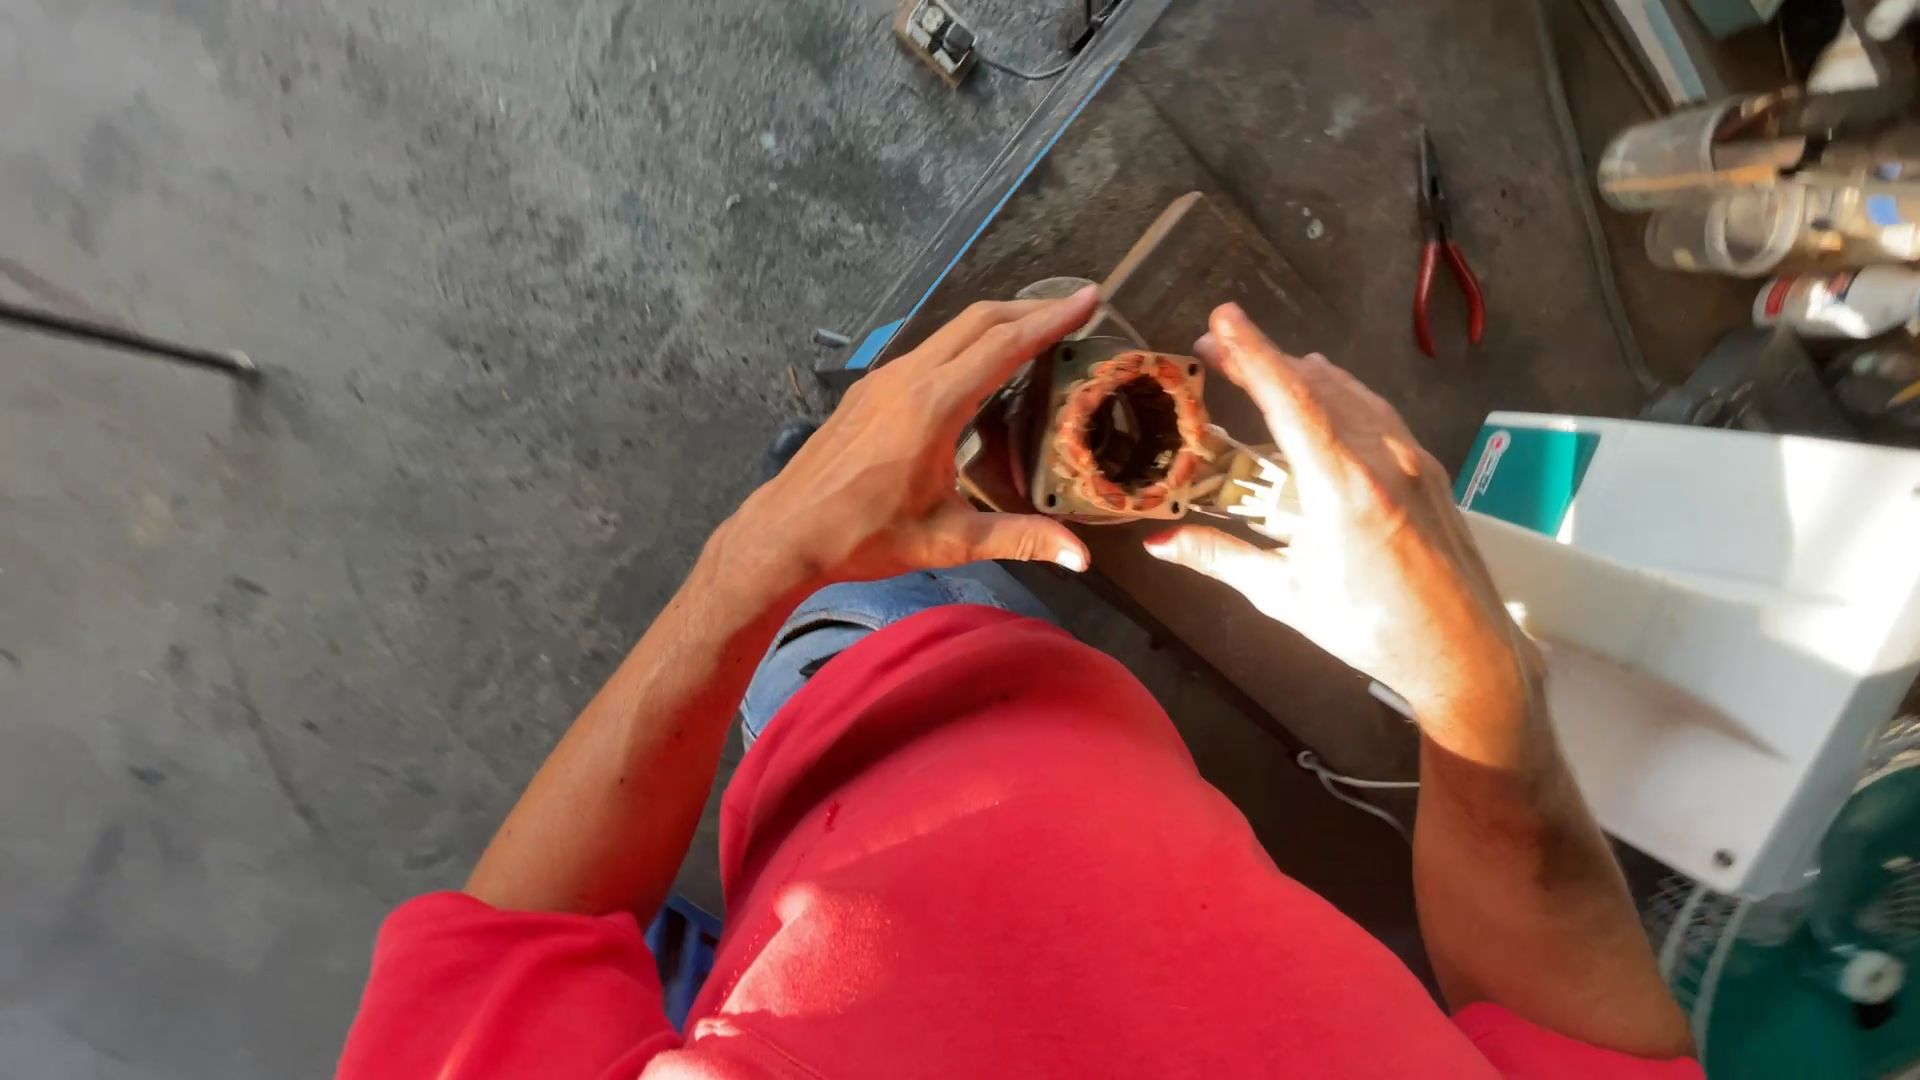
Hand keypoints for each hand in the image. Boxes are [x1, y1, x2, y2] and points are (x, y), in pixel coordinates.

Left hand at [723, 290, 1096, 590]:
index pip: (1003, 346)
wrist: (784, 531)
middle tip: (1072, 307)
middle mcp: (908, 378)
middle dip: (1029, 307)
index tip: (1088, 299)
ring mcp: (882, 379)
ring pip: (948, 331)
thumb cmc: (865, 538)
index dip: (1050, 319)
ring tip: (1033, 331)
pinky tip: (975, 366)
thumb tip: (1081, 557)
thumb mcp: (947, 541)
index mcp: (933, 407)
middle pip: (977, 320)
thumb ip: (1018, 539)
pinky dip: (963, 343)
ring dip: (995, 322)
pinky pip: (926, 349)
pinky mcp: (867, 389)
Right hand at [1144, 304, 1538, 738]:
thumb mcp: (1285, 596)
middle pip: (1315, 385)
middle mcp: (1383, 458)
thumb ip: (1219, 558)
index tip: (1221, 319)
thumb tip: (1157, 542)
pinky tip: (1324, 392)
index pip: (1289, 401)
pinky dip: (1338, 390)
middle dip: (1262, 357)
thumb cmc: (1370, 629)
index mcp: (1343, 487)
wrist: (1468, 654)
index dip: (1252, 354)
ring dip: (1299, 370)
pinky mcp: (1429, 469)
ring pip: (1350, 391)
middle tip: (1216, 344)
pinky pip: (1376, 410)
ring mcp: (1413, 459)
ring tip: (1258, 362)